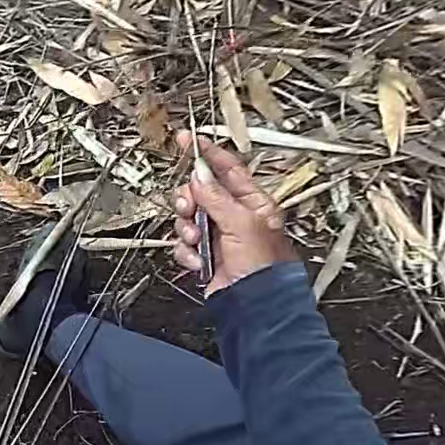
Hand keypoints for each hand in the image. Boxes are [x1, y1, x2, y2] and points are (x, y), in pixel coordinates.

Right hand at [173, 130, 297, 295]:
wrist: (253, 305)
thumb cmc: (263, 267)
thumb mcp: (241, 223)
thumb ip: (216, 197)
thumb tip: (199, 175)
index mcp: (251, 202)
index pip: (226, 169)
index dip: (206, 153)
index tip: (187, 139)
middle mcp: (232, 216)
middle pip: (198, 192)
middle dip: (189, 201)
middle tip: (190, 208)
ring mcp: (216, 235)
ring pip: (186, 218)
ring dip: (186, 229)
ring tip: (197, 241)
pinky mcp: (202, 254)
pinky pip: (182, 244)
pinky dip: (186, 252)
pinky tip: (198, 261)